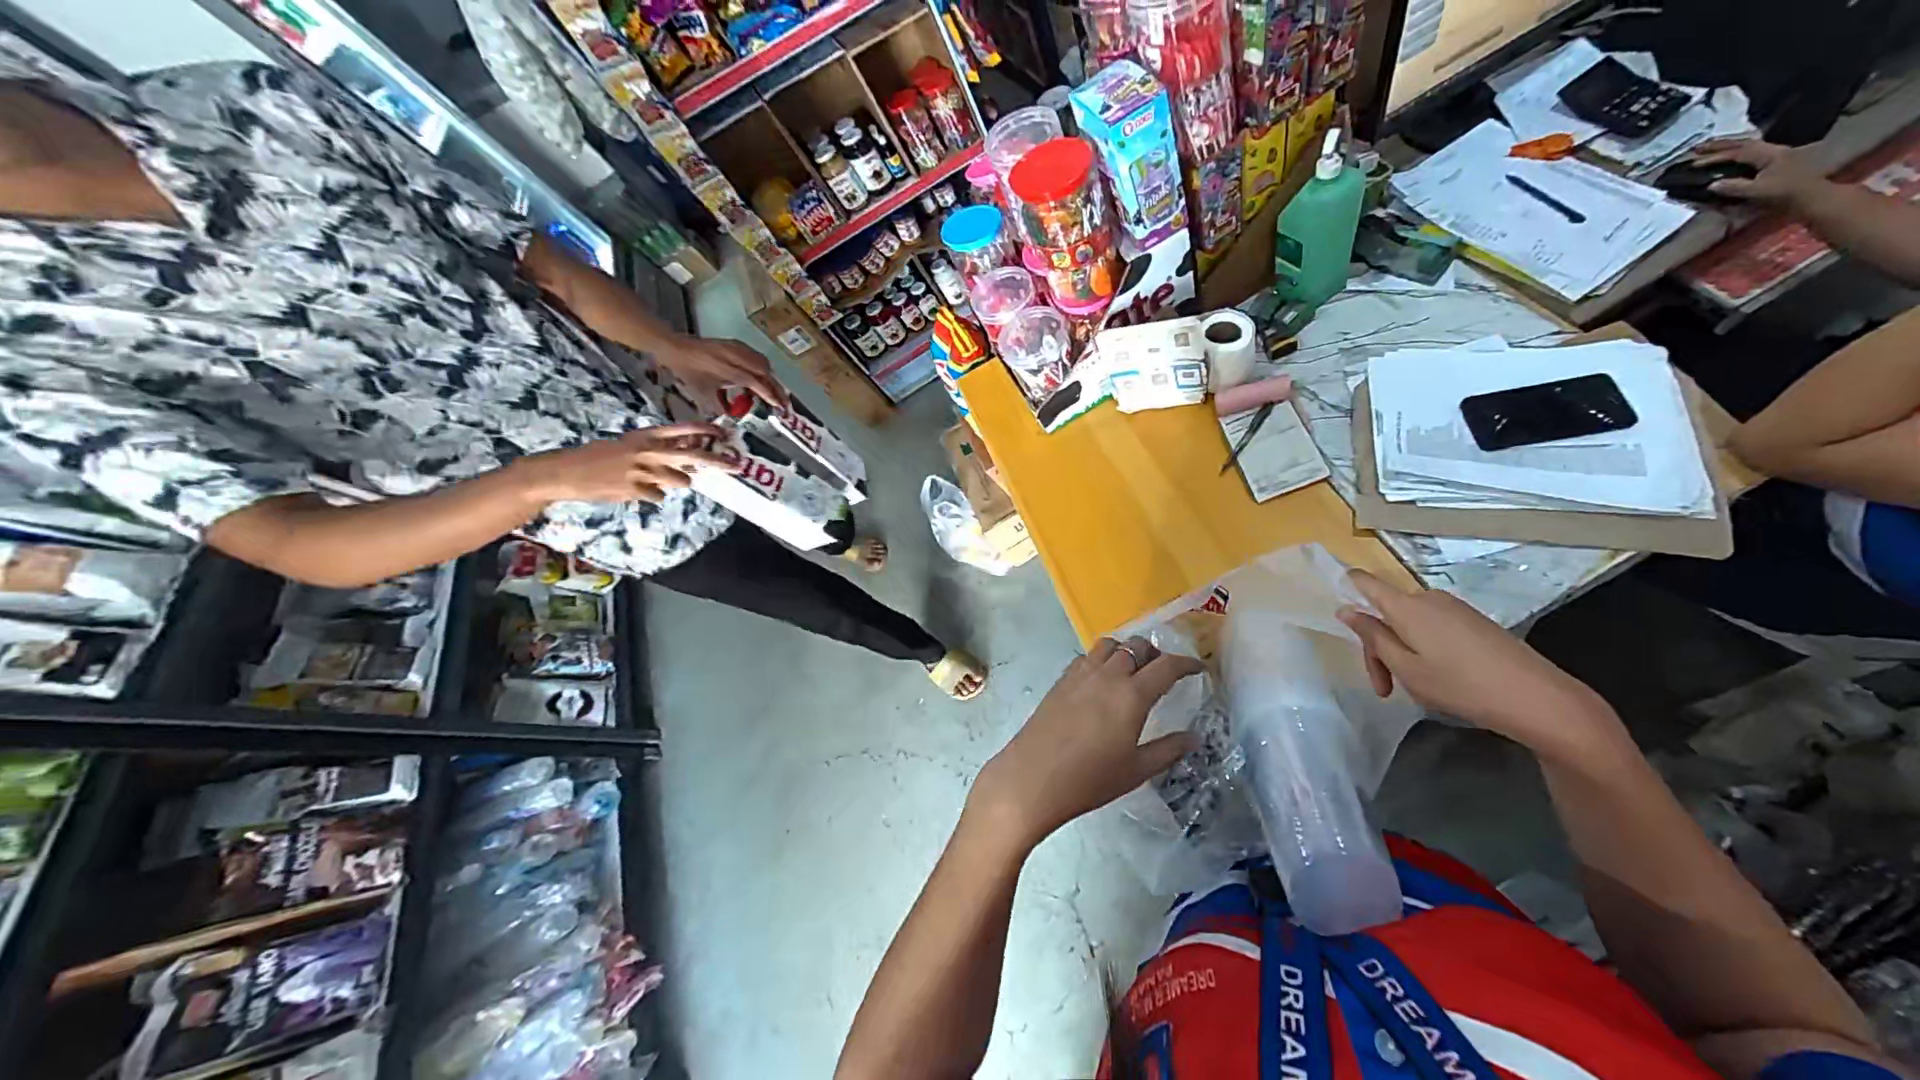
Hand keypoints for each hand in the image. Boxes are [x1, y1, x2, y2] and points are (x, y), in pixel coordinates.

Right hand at [514, 422, 734, 503]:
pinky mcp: (637, 489)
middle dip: (718, 461)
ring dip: (677, 483)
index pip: (682, 429)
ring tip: (654, 480)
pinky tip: (636, 491)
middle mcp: (648, 450)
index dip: (705, 430)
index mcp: (645, 436)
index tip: (723, 431)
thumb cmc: (599, 458)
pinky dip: (653, 495)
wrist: (566, 472)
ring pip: (681, 480)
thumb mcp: (629, 447)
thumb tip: (688, 461)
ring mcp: (643, 470)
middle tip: (736, 466)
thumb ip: (658, 452)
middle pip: (693, 455)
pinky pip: (660, 496)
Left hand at [659, 333, 788, 409]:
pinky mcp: (735, 344)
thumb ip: (720, 406)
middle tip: (783, 402)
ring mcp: (737, 348)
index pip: (757, 383)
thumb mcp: (703, 394)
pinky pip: (756, 356)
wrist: (676, 348)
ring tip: (774, 392)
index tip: (780, 407)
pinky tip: (760, 378)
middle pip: (765, 372)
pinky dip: (762, 368)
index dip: (770, 395)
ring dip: (770, 377)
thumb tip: (733, 418)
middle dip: (776, 387)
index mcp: (728, 370)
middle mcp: (736, 356)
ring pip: (763, 362)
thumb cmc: (688, 372)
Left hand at [969, 637, 1203, 849]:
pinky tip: (1101, 680)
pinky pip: (1086, 657)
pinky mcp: (1060, 681)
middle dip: (1155, 653)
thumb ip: (1168, 750)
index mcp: (1132, 694)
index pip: (1166, 666)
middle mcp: (1107, 675)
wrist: (1033, 777)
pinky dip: (1101, 659)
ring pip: (1108, 645)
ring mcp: (1080, 675)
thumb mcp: (1136, 770)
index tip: (1197, 668)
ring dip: (1125, 650)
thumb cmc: (1090, 778)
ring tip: (1132, 669)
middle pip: (1136, 646)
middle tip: (1163, 670)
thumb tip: (1193, 738)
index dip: (1186, 663)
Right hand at [1335, 570, 1625, 767]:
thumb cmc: (1461, 685)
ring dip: (1401, 651)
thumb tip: (1347, 610)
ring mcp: (1456, 609)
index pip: (1364, 582)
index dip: (1346, 585)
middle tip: (1384, 688)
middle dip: (1378, 646)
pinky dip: (1424, 649)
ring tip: (1413, 688)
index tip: (1335, 606)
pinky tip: (1439, 680)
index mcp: (1406, 607)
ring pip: (1410, 623)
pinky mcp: (1475, 622)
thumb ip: (1373, 637)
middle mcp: (1429, 599)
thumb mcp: (1406, 668)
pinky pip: (1434, 628)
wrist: (1538, 699)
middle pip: (1387, 612)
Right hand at [1691, 138, 1829, 207]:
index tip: (1694, 163)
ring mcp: (1776, 153)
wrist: (1809, 196)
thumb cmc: (1784, 194)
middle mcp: (1773, 150)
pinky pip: (1751, 151)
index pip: (1738, 153)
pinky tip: (1728, 152)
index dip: (1715, 157)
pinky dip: (1736, 150)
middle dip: (1719, 146)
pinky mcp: (1774, 160)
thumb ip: (1734, 188)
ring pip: (1748, 145)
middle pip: (1743, 144)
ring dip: (1727, 146)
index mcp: (1770, 155)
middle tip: (1696, 148)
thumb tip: (1711, 185)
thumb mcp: (1757, 192)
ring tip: (1708, 148)